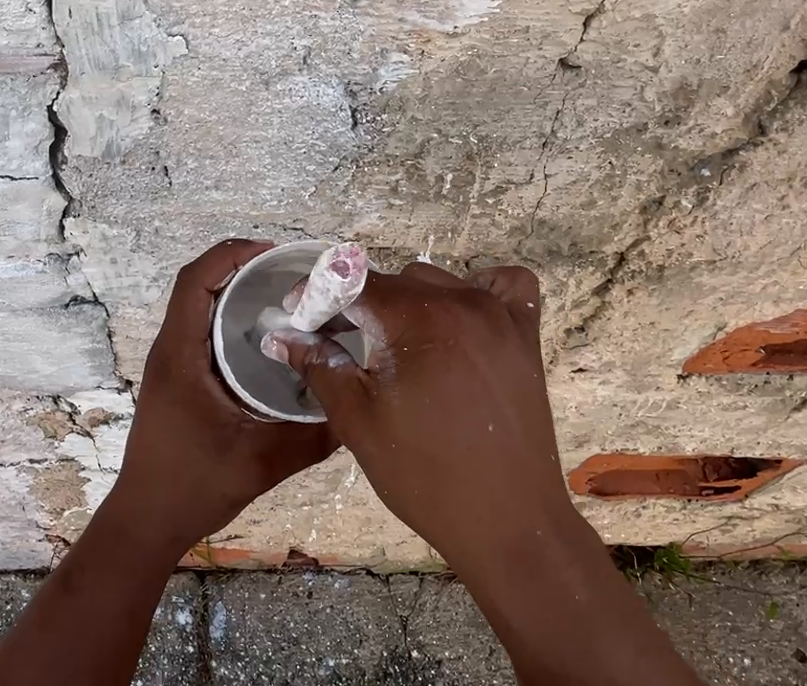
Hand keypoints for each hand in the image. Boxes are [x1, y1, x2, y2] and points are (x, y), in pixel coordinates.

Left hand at [106, 239, 339, 554]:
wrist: (146, 519)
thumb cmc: (192, 486)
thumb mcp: (260, 463)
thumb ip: (311, 439)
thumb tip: (357, 412)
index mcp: (179, 355)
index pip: (194, 281)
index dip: (230, 255)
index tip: (273, 251)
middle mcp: (170, 350)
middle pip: (196, 286)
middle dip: (239, 267)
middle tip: (288, 271)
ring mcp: (170, 364)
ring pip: (197, 308)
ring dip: (232, 292)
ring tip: (282, 295)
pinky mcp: (176, 379)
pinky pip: (200, 331)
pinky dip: (228, 319)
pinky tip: (265, 338)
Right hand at [264, 261, 567, 567]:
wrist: (508, 524)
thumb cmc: (424, 475)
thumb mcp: (356, 420)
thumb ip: (318, 364)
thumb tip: (279, 336)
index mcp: (418, 319)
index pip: (353, 282)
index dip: (318, 295)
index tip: (298, 316)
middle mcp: (462, 303)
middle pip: (393, 282)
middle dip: (359, 305)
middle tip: (340, 341)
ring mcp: (500, 316)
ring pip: (438, 281)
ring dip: (408, 302)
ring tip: (395, 345)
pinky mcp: (526, 335)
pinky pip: (503, 285)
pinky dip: (478, 290)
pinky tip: (459, 322)